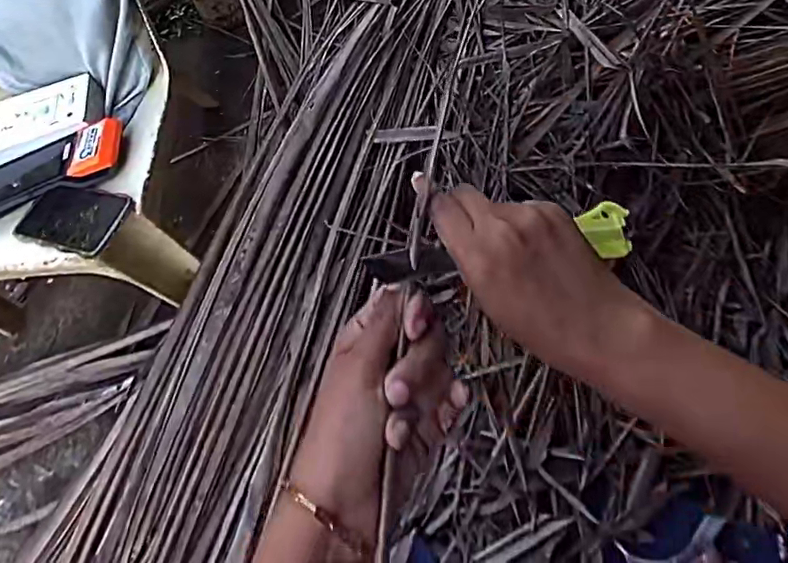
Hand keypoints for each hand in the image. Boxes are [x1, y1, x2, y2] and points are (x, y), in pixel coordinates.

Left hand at [274, 284, 466, 557]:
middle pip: (429, 338)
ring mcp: (408, 391)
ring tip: (398, 419)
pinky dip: (446, 411)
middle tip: (394, 389)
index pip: (404, 305)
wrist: (346, 504)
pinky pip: (451, 402)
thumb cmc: (337, 437)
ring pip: (441, 371)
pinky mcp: (425, 421)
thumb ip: (385, 321)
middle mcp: (388, 359)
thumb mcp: (358, 365)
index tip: (414, 328)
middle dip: (416, 366)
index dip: (415, 313)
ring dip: (422, 397)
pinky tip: (438, 419)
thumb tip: (399, 283)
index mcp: (366, 337)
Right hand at [423, 176, 658, 384]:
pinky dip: (522, 222)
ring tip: (514, 251)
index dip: (431, 202)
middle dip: (460, 207)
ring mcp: (530, 215)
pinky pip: (523, 207)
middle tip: (469, 229)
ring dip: (495, 218)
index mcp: (480, 256)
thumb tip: (450, 232)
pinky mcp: (552, 210)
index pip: (441, 206)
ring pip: (494, 202)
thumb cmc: (546, 328)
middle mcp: (502, 228)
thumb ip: (466, 259)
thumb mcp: (487, 301)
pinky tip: (535, 248)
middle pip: (464, 193)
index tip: (425, 192)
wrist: (601, 327)